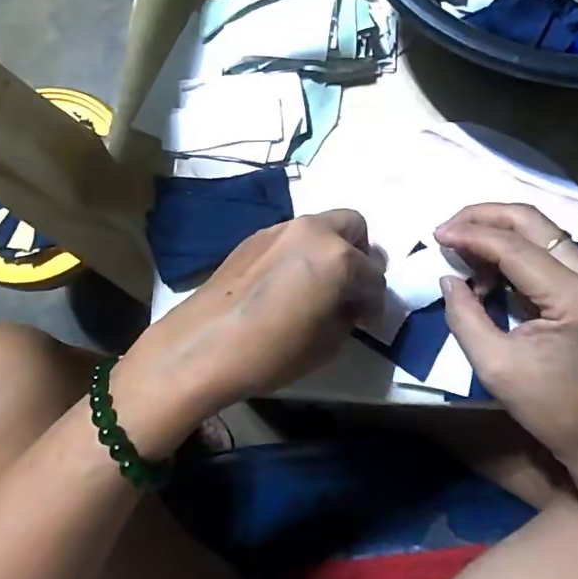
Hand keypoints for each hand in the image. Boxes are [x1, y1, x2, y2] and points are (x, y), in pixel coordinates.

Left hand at [114, 211, 384, 455]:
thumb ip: (349, 313)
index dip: (374, 301)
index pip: (374, 275)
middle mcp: (314, 231)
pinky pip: (293, 237)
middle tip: (348, 287)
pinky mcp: (255, 236)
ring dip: (329, 250)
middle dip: (359, 255)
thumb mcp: (328, 343)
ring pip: (322, 227)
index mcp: (339, 257)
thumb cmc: (272, 351)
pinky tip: (285, 283)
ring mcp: (282, 228)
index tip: (364, 319)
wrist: (202, 346)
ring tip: (315, 284)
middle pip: (354, 227)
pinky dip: (301, 253)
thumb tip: (350, 302)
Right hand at [434, 204, 577, 470]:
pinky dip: (511, 247)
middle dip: (484, 217)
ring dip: (497, 230)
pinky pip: (544, 247)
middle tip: (447, 229)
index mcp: (575, 297)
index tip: (436, 235)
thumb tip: (448, 277)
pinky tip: (485, 267)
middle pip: (532, 220)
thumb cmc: (549, 407)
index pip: (516, 248)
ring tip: (461, 249)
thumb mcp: (495, 366)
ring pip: (539, 229)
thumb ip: (465, 316)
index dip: (472, 235)